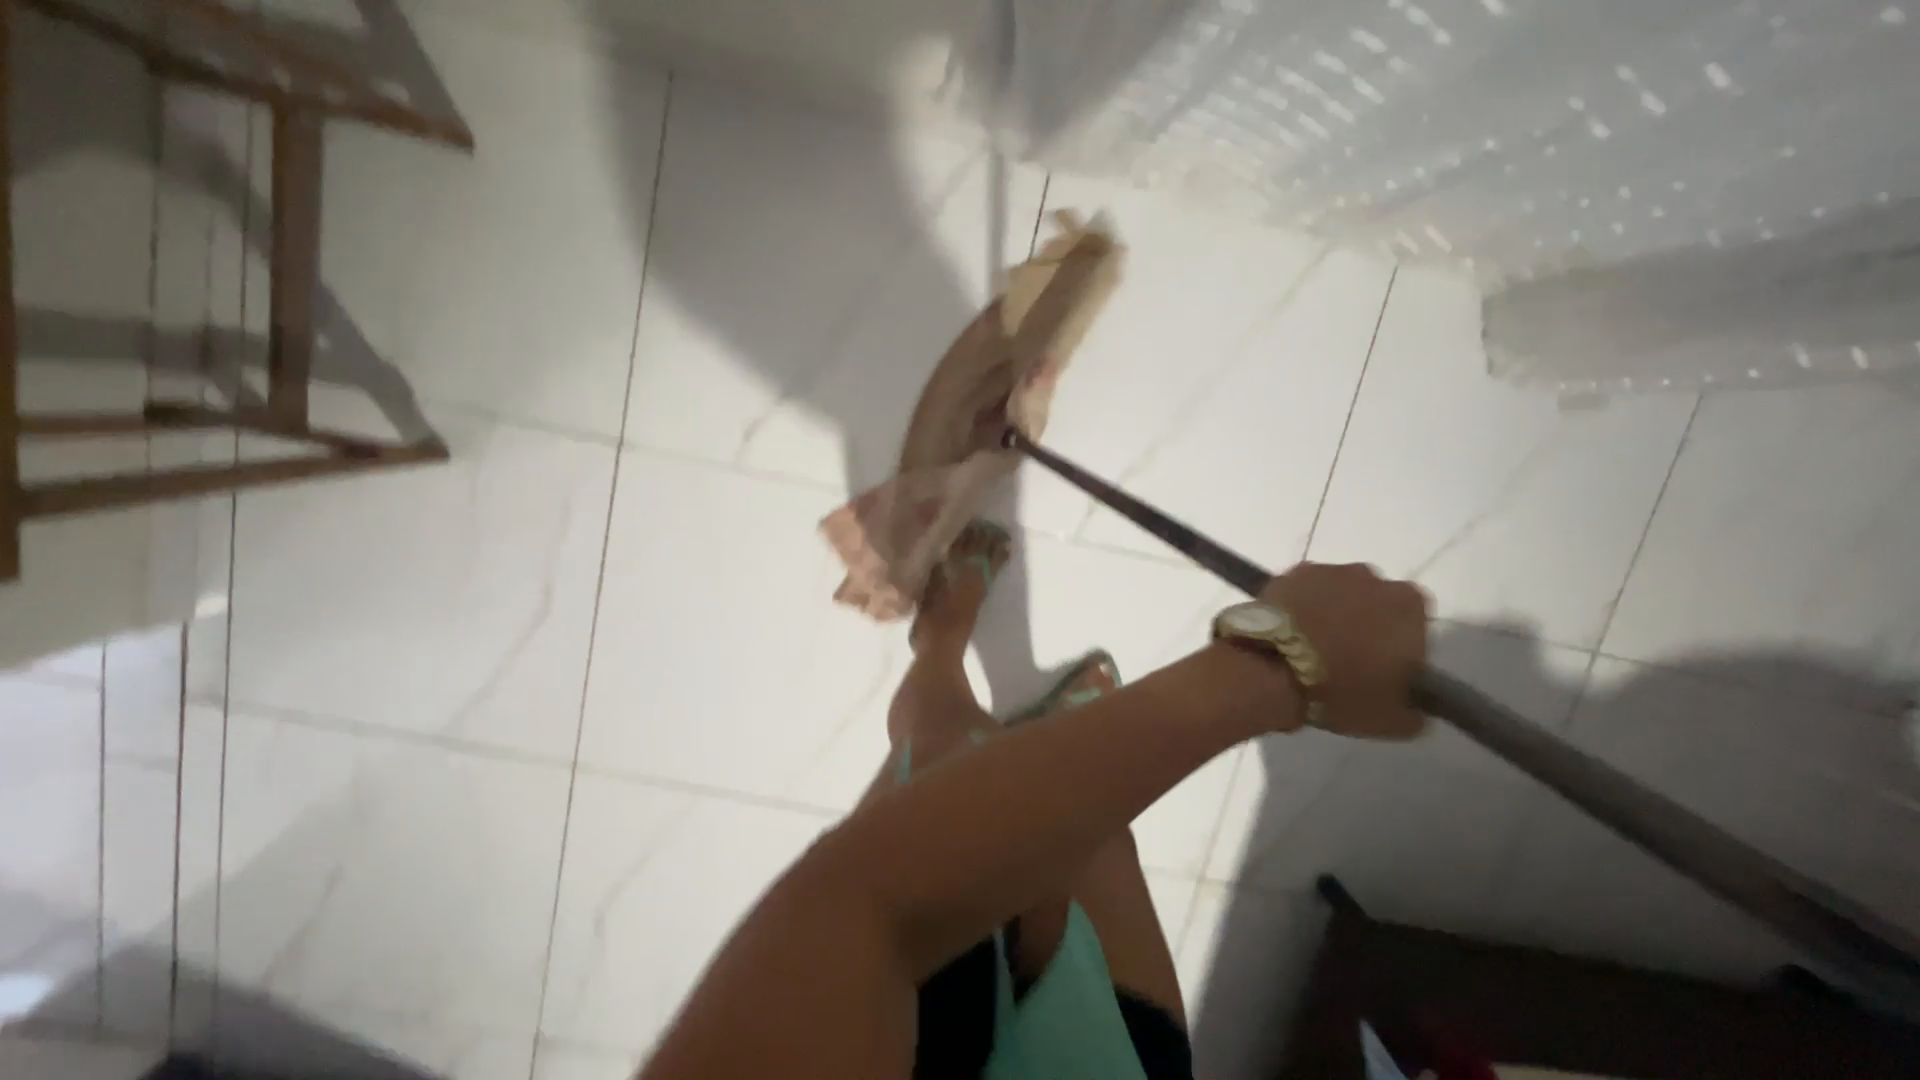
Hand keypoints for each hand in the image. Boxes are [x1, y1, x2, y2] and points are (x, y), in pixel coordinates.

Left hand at [1262, 562, 1428, 739]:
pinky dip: (1301, 606)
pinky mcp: (1290, 573)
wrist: (1271, 668)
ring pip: (1339, 594)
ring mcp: (1329, 570)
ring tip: (1311, 648)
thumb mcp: (1392, 720)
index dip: (1400, 652)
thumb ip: (1414, 711)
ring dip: (1332, 614)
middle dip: (1366, 627)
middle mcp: (1373, 577)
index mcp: (1410, 606)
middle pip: (1376, 605)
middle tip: (1345, 661)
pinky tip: (1289, 633)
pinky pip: (1305, 591)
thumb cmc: (1341, 690)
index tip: (1380, 674)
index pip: (1415, 629)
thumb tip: (1413, 709)